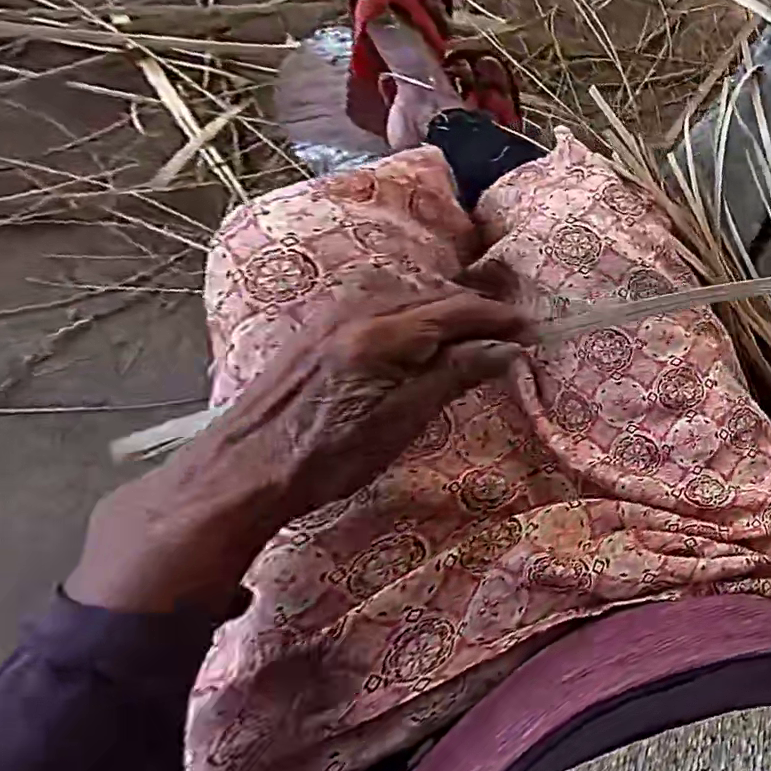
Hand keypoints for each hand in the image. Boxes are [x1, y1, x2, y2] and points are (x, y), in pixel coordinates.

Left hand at [65, 287, 532, 615]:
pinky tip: (425, 335)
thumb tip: (508, 349)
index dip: (499, 318)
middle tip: (510, 334)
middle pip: (437, 296)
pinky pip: (385, 303)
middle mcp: (357, 310)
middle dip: (478, 312)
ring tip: (475, 335)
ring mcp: (333, 314)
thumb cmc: (328, 456)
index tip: (531, 327)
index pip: (458, 311)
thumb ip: (456, 373)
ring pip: (411, 296)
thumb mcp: (403, 419)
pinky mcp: (319, 326)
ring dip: (448, 311)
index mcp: (381, 335)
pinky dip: (418, 314)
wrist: (239, 474)